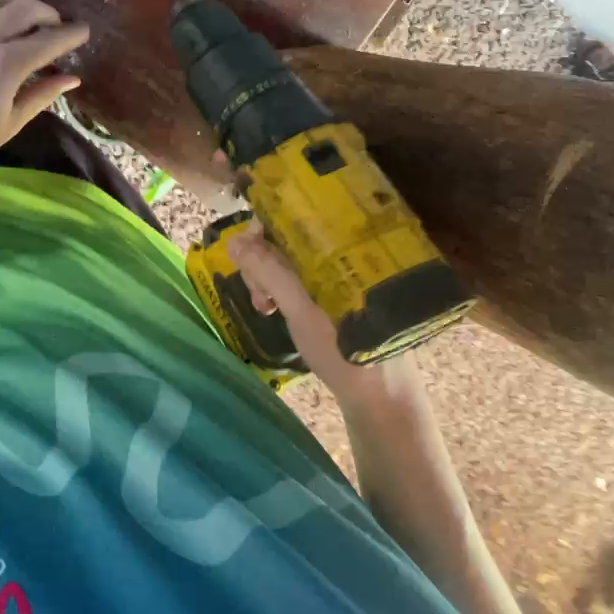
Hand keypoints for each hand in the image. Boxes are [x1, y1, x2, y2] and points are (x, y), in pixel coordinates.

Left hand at [0, 0, 89, 211]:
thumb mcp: (9, 124)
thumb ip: (42, 94)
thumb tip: (72, 77)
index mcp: (4, 67)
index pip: (49, 39)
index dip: (72, 34)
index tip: (83, 31)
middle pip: (25, 7)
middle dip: (47, 15)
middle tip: (55, 28)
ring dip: (13, 4)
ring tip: (18, 23)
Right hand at [225, 225, 424, 409]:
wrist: (379, 397)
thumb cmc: (344, 351)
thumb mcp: (300, 310)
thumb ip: (268, 272)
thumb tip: (234, 240)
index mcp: (339, 248)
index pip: (295, 215)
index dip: (263, 229)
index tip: (246, 258)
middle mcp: (338, 252)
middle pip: (286, 237)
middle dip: (261, 261)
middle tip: (259, 295)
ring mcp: (335, 273)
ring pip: (286, 259)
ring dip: (266, 278)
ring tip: (264, 306)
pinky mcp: (331, 292)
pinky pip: (295, 277)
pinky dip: (278, 289)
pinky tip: (271, 308)